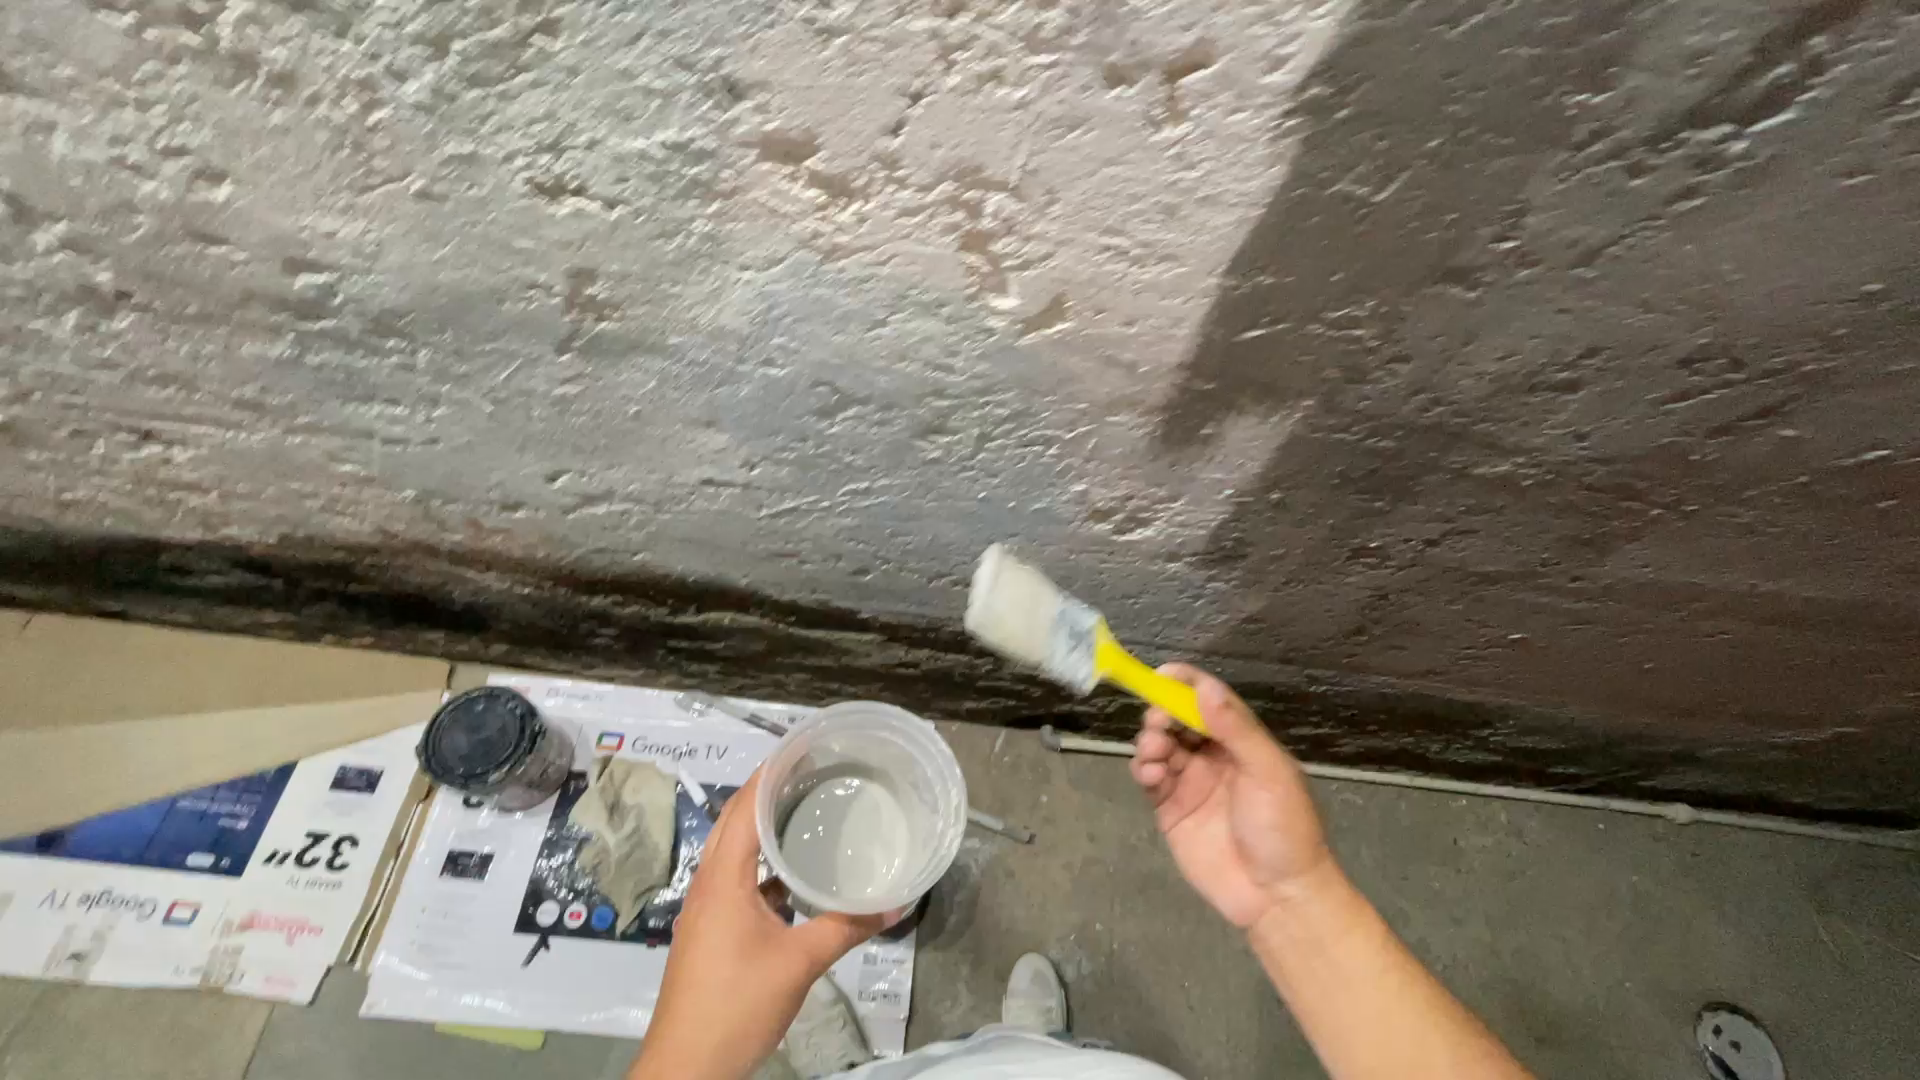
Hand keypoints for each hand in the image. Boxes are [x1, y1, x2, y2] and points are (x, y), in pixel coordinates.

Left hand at [630, 770, 886, 1079]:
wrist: (686, 1070)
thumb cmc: (736, 1004)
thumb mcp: (799, 963)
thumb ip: (847, 927)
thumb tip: (896, 904)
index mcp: (722, 877)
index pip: (744, 806)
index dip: (770, 772)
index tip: (804, 748)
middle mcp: (708, 883)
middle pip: (735, 821)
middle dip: (769, 791)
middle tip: (814, 771)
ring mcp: (706, 908)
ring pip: (735, 851)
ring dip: (764, 827)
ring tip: (808, 809)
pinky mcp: (711, 930)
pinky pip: (738, 879)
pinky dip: (764, 865)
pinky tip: (795, 873)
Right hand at [1131, 664, 1334, 928]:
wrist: (1277, 898)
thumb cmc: (1283, 829)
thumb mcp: (1268, 772)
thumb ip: (1235, 729)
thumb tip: (1204, 687)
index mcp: (1241, 742)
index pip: (1209, 700)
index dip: (1186, 684)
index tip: (1163, 674)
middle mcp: (1213, 756)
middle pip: (1177, 719)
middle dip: (1162, 713)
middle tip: (1158, 723)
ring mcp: (1189, 782)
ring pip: (1159, 745)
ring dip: (1151, 740)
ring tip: (1155, 753)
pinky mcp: (1170, 809)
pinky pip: (1149, 777)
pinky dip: (1143, 768)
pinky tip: (1149, 774)